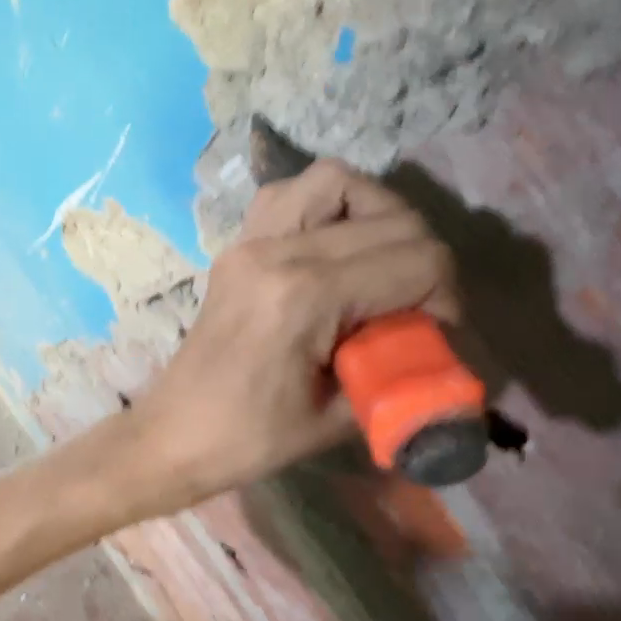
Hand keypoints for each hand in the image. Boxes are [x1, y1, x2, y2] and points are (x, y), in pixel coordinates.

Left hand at [133, 160, 457, 504]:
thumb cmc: (251, 439)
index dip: (446, 299)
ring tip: (380, 265)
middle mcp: (276, 252)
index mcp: (305, 295)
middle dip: (422, 263)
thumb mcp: (340, 417)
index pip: (418, 260)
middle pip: (393, 220)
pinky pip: (288, 195)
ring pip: (337, 182)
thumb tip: (445, 348)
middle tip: (411, 311)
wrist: (173, 434)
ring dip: (377, 215)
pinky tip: (335, 249)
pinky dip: (325, 207)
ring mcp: (249, 242)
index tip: (432, 338)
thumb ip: (401, 370)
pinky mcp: (235, 247)